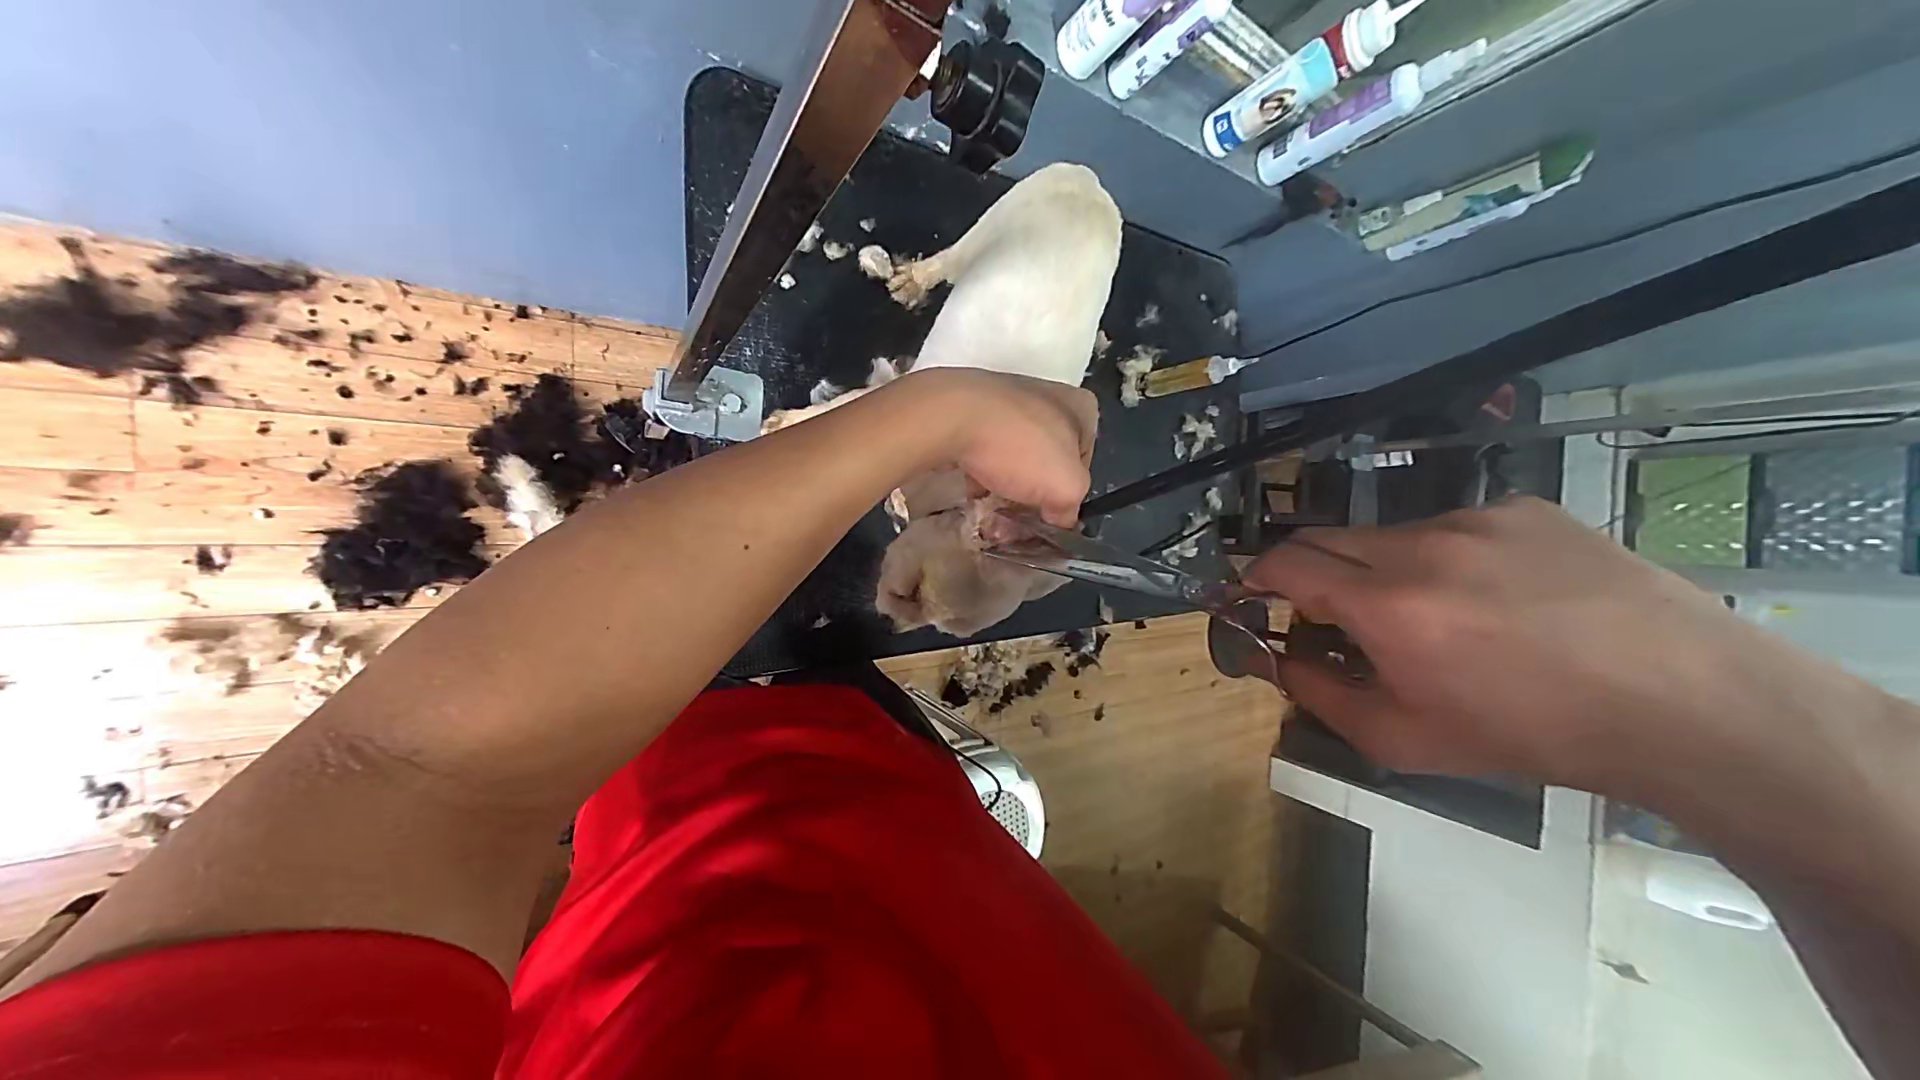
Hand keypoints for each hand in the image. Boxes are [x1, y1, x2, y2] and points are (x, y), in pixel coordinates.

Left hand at [896, 368, 1098, 526]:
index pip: (1083, 463)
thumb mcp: (1066, 489)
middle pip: (1045, 462)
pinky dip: (978, 474)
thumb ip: (1069, 509)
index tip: (1047, 517)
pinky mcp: (971, 410)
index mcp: (1080, 408)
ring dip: (1002, 490)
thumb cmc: (1020, 448)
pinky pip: (981, 450)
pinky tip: (970, 495)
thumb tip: (1058, 520)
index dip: (1066, 495)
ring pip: (1012, 458)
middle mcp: (1047, 397)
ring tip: (989, 517)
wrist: (951, 417)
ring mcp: (1006, 401)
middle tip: (1015, 525)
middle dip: (1029, 498)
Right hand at [1244, 496, 1843, 795]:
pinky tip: (1493, 595)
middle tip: (1328, 612)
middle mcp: (1422, 546)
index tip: (1251, 594)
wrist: (1689, 706)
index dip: (1254, 575)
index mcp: (1388, 606)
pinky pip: (1450, 526)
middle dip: (1307, 572)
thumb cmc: (1530, 735)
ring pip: (1386, 534)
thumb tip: (1277, 657)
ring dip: (1379, 568)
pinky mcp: (1522, 507)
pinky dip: (1442, 557)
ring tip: (1432, 613)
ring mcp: (1475, 518)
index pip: (1285, 563)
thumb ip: (1317, 694)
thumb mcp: (1403, 740)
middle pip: (1324, 538)